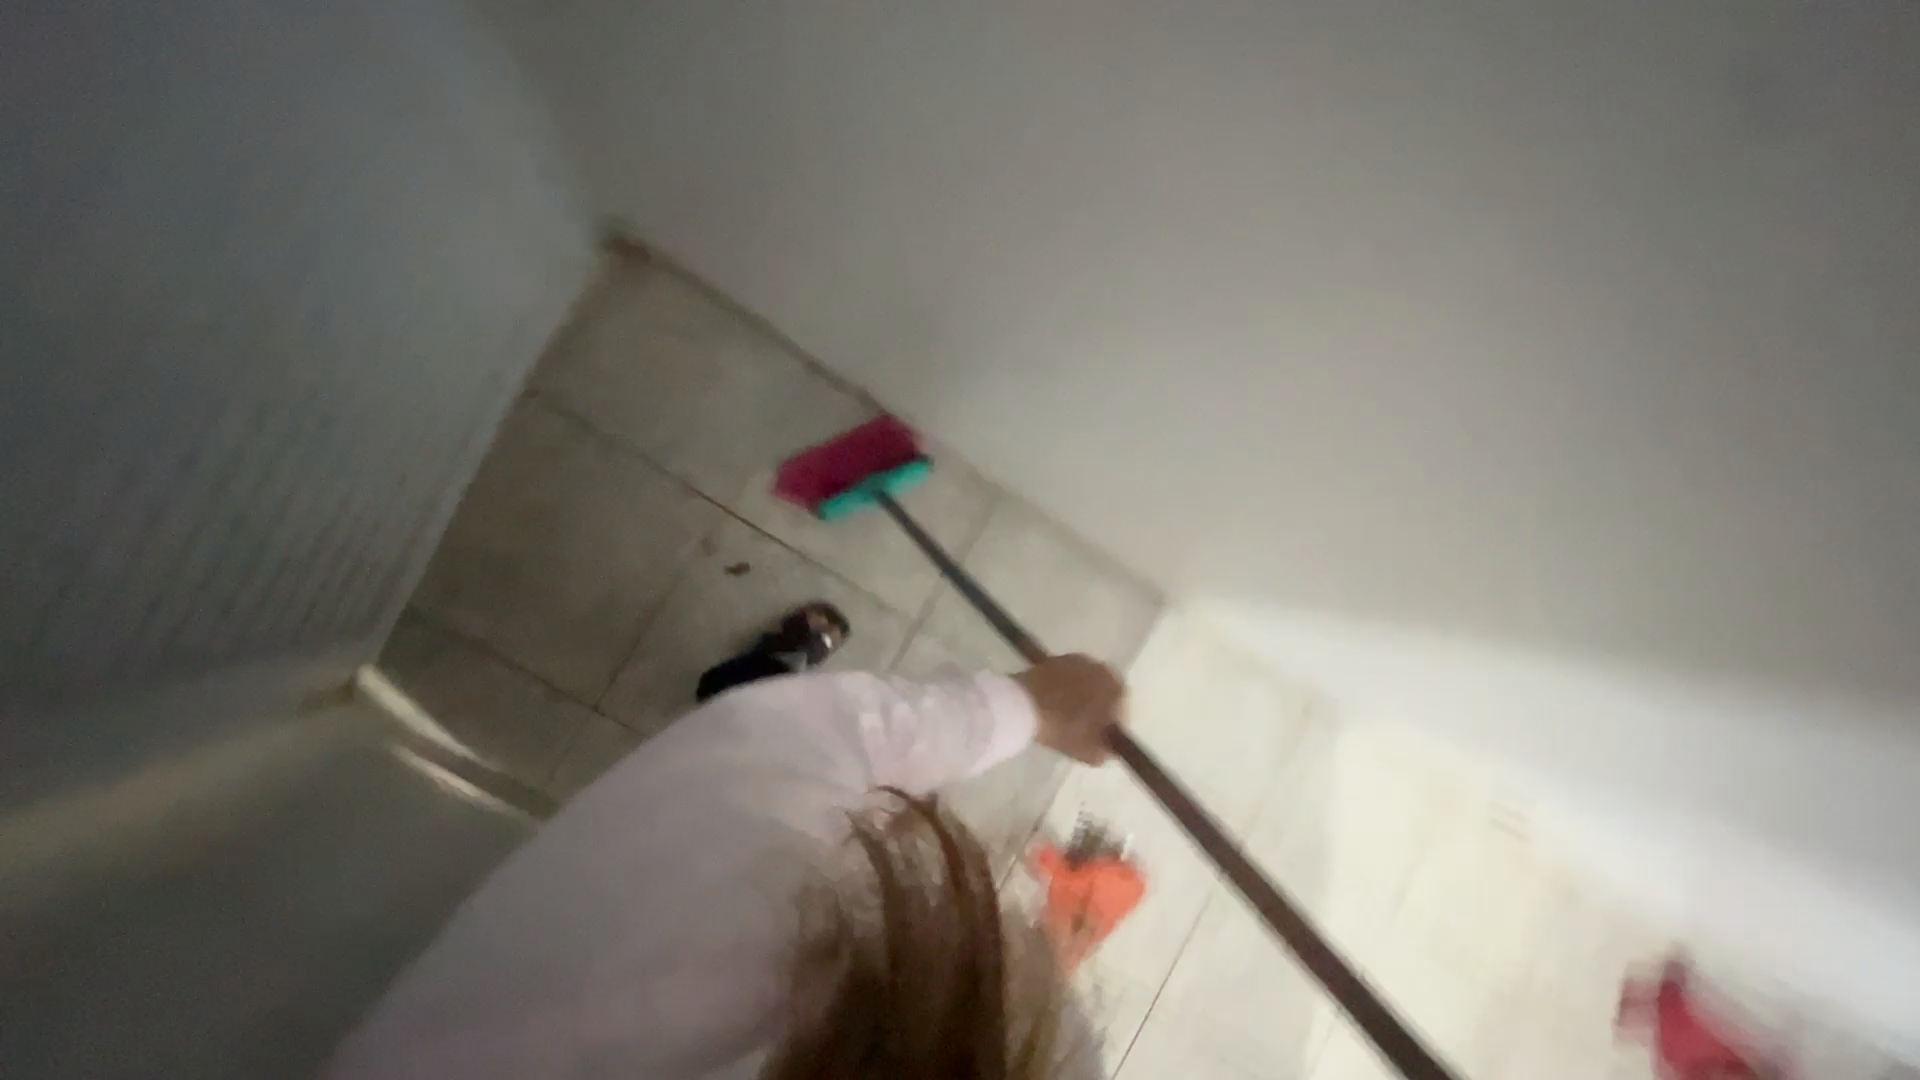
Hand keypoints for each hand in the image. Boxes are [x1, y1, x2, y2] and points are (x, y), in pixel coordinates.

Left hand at [1012, 654, 1125, 764]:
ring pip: (1084, 683)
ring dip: (1081, 698)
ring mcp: (1073, 660)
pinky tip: (1054, 706)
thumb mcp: (1087, 751)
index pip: (1123, 705)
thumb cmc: (1062, 727)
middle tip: (1089, 728)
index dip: (1115, 723)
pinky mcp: (1052, 660)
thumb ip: (1103, 752)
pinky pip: (1066, 679)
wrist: (1021, 704)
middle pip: (1104, 690)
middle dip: (1099, 707)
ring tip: (1069, 718)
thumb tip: (1105, 752)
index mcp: (1113, 684)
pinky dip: (1064, 690)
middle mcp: (1097, 666)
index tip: (1106, 737)